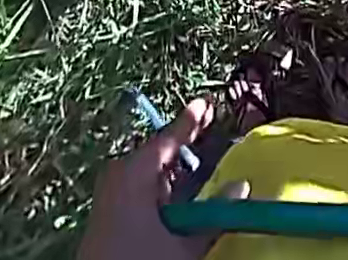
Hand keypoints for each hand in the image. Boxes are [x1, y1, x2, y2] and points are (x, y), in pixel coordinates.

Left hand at [78, 97, 217, 259]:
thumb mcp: (183, 248)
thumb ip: (213, 216)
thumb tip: (241, 187)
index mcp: (134, 172)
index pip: (169, 138)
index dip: (191, 120)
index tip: (206, 102)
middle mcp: (119, 175)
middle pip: (158, 153)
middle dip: (183, 144)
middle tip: (207, 125)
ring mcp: (109, 196)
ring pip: (148, 173)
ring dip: (172, 170)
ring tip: (195, 161)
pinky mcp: (106, 216)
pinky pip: (138, 190)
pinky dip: (159, 189)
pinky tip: (174, 197)